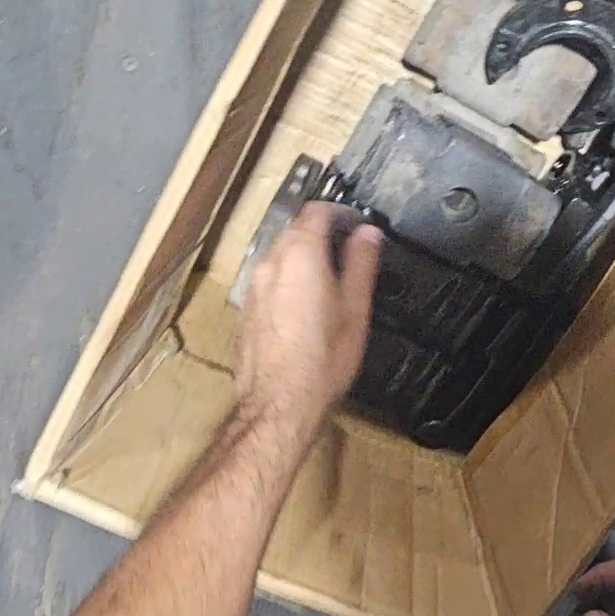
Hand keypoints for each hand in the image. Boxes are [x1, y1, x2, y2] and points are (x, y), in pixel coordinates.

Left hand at [235, 202, 380, 431]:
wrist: (278, 404)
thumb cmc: (324, 358)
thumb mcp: (355, 308)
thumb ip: (361, 263)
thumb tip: (368, 232)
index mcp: (301, 255)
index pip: (316, 211)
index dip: (340, 212)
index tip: (357, 225)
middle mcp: (271, 262)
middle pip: (296, 229)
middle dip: (322, 232)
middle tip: (349, 250)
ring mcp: (254, 285)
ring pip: (281, 253)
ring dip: (304, 254)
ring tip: (330, 277)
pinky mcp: (246, 307)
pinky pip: (270, 276)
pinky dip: (289, 275)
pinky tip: (305, 302)